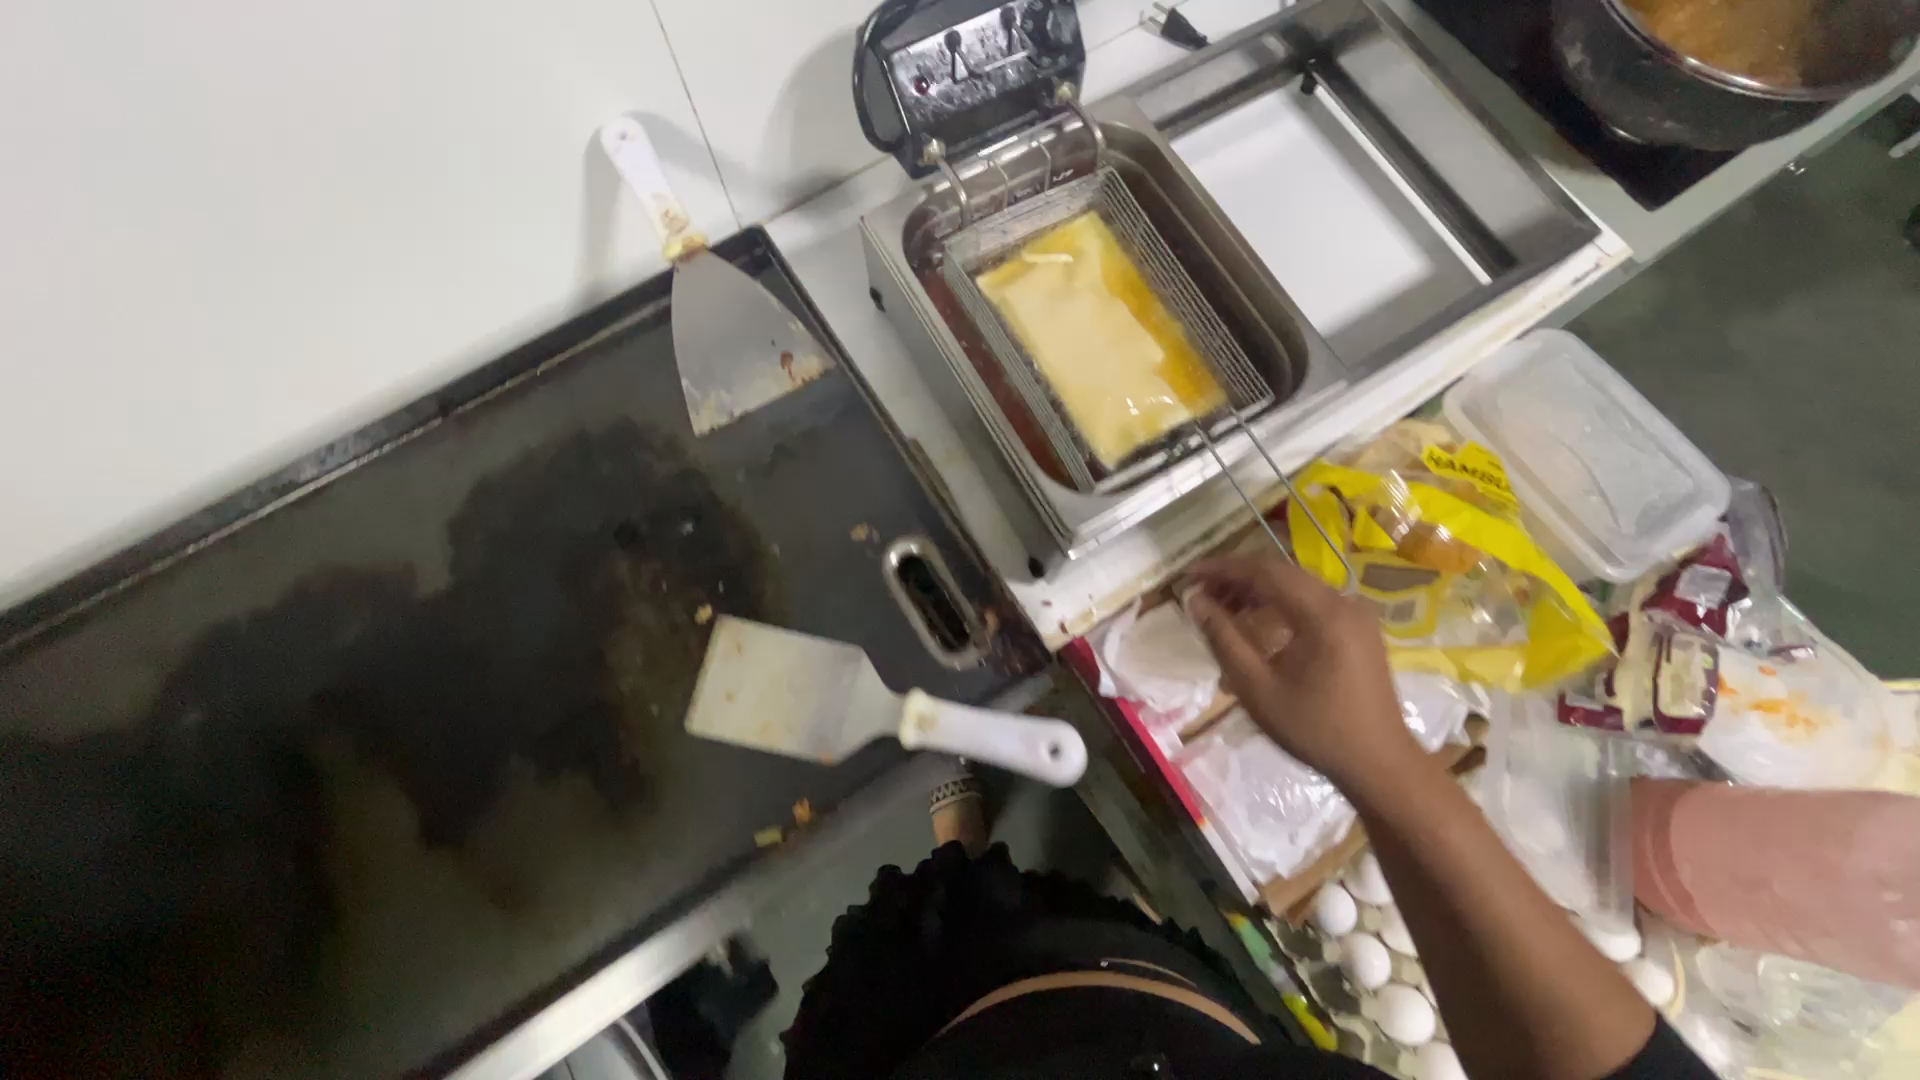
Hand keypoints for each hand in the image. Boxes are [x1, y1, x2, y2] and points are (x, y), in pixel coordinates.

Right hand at [1182, 552, 1422, 793]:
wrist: (1379, 762)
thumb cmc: (1315, 729)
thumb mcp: (1257, 688)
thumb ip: (1224, 639)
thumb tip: (1195, 602)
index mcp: (1323, 614)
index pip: (1265, 571)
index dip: (1223, 568)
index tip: (1189, 576)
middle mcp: (1344, 602)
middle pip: (1282, 572)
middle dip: (1237, 577)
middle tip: (1201, 592)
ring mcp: (1356, 614)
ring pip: (1296, 585)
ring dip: (1257, 590)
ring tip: (1222, 607)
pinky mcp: (1359, 627)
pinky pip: (1311, 601)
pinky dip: (1279, 603)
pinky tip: (1256, 621)